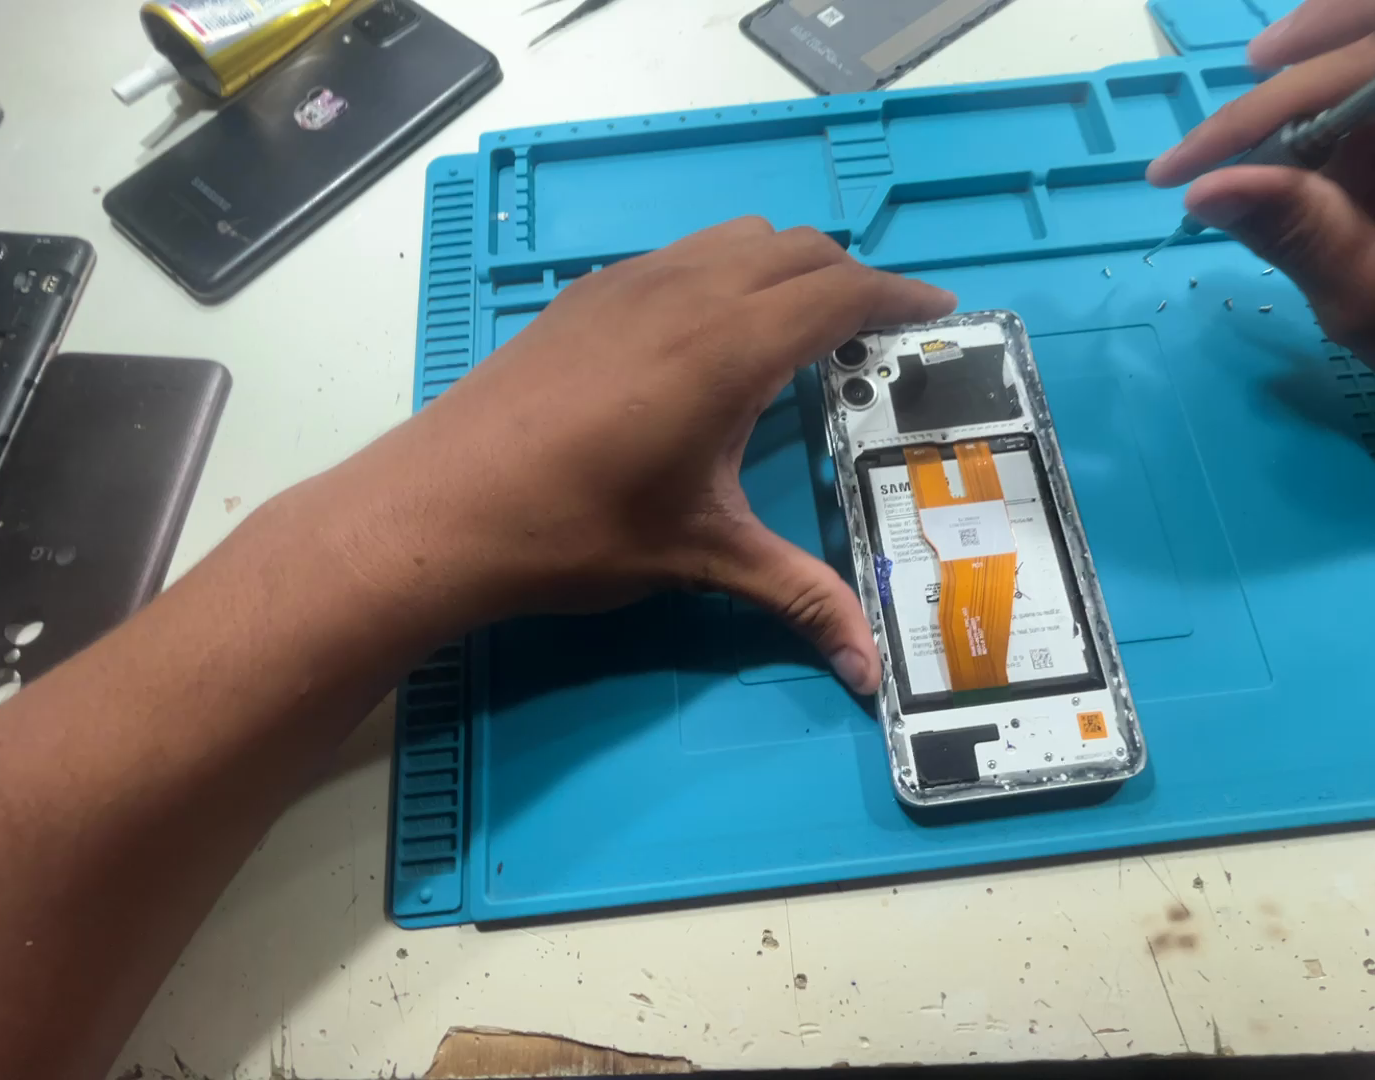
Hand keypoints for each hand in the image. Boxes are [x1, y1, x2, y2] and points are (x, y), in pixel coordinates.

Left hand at [296, 218, 954, 692]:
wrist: (439, 509)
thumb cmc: (577, 531)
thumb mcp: (701, 557)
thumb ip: (798, 599)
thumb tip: (869, 674)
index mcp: (729, 347)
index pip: (840, 292)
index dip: (899, 295)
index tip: (935, 311)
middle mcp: (685, 292)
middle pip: (797, 249)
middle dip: (849, 280)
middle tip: (871, 336)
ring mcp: (628, 284)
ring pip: (736, 241)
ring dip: (785, 269)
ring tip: (797, 331)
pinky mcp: (586, 295)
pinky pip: (682, 255)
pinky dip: (725, 274)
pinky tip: (709, 338)